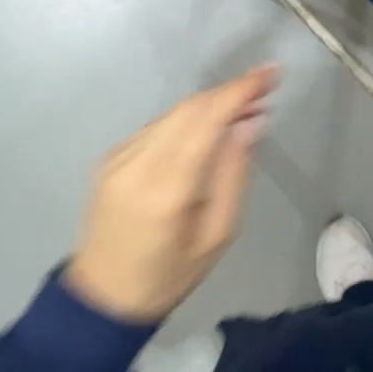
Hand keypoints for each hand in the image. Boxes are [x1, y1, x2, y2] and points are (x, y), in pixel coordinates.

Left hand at [63, 67, 277, 322]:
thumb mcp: (218, 234)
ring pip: (174, 112)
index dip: (240, 90)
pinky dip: (188, 118)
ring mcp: (118, 159)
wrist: (101, 299)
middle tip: (265, 90)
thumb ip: (234, 174)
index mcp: (166, 189)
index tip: (271, 73)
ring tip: (243, 110)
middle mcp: (136, 164)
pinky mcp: (109, 159)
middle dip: (230, 92)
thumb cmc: (169, 273)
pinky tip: (207, 130)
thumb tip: (251, 122)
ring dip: (211, 103)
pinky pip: (158, 125)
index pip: (207, 120)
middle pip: (190, 108)